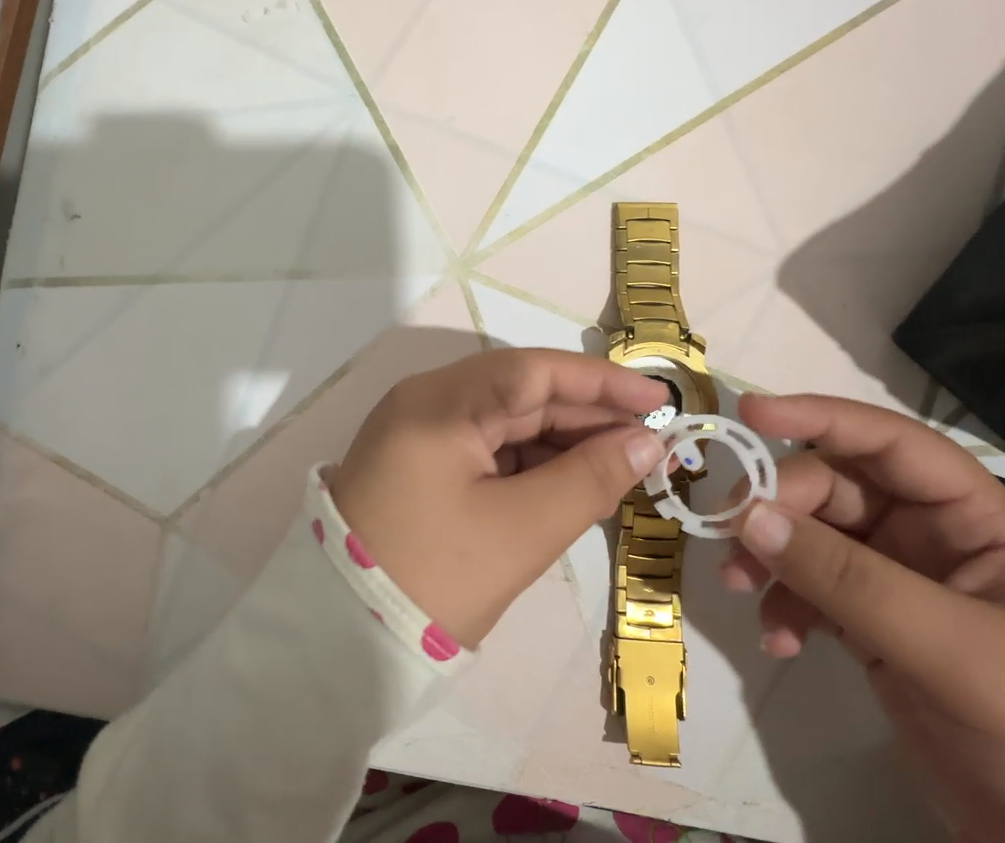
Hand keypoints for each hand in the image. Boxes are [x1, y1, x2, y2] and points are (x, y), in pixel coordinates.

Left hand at [327, 348, 668, 647]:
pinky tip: (572, 484)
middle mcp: (425, 403)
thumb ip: (590, 478)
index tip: (660, 402)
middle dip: (586, 416)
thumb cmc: (436, 575)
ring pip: (503, 423)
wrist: (344, 634)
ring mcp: (417, 434)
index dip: (601, 383)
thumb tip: (646, 443)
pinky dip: (529, 464)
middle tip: (650, 444)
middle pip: (518, 393)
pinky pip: (484, 449)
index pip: (532, 370)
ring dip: (561, 442)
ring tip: (621, 469)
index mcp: (440, 402)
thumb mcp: (523, 529)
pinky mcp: (417, 466)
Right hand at [719, 393, 1004, 842]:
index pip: (894, 446)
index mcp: (980, 523)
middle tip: (731, 536)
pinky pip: (814, 596)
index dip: (823, 418)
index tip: (748, 412)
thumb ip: (848, 579)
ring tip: (740, 591)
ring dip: (771, 557)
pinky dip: (786, 607)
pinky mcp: (881, 636)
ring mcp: (905, 590)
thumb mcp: (955, 649)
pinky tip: (778, 641)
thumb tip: (748, 514)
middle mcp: (936, 543)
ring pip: (816, 542)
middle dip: (780, 505)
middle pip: (839, 492)